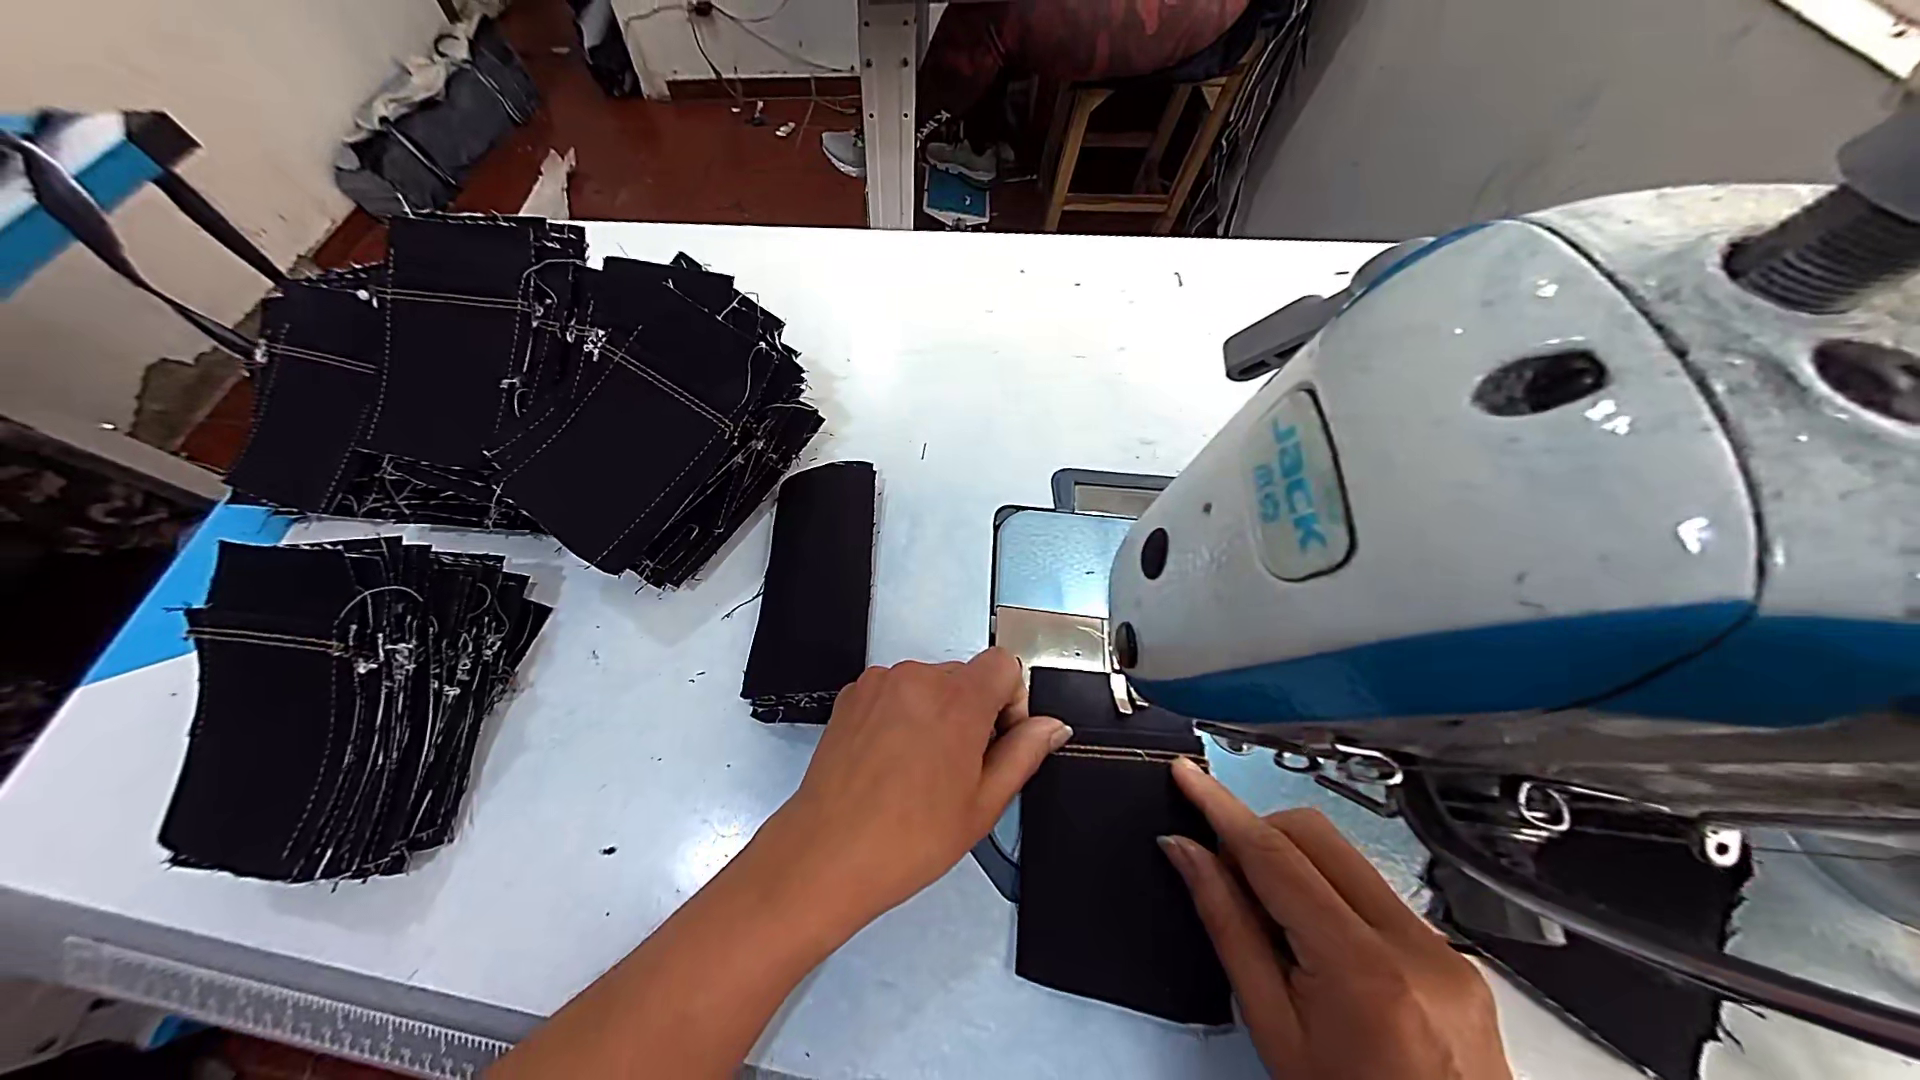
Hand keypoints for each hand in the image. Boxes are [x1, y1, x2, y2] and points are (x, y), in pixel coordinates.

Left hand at [753, 648, 1071, 929]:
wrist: (826, 854)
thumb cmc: (906, 838)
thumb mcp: (983, 804)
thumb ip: (1024, 753)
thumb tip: (1051, 726)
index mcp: (958, 700)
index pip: (1004, 663)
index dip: (1011, 700)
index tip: (998, 738)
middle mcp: (918, 678)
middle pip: (966, 675)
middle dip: (974, 711)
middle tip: (960, 767)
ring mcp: (880, 683)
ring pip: (930, 684)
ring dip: (937, 712)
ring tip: (920, 769)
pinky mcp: (853, 694)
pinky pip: (895, 691)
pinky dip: (903, 713)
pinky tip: (892, 760)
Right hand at [1161, 758, 1510, 1079]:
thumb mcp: (1272, 1029)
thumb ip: (1227, 928)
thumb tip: (1186, 854)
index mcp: (1363, 970)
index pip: (1273, 856)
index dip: (1221, 807)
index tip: (1189, 776)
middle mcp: (1415, 946)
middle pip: (1314, 834)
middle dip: (1258, 835)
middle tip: (1228, 877)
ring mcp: (1444, 949)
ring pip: (1344, 854)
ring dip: (1292, 863)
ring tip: (1275, 924)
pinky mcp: (1456, 955)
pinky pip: (1374, 887)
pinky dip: (1328, 891)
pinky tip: (1316, 943)